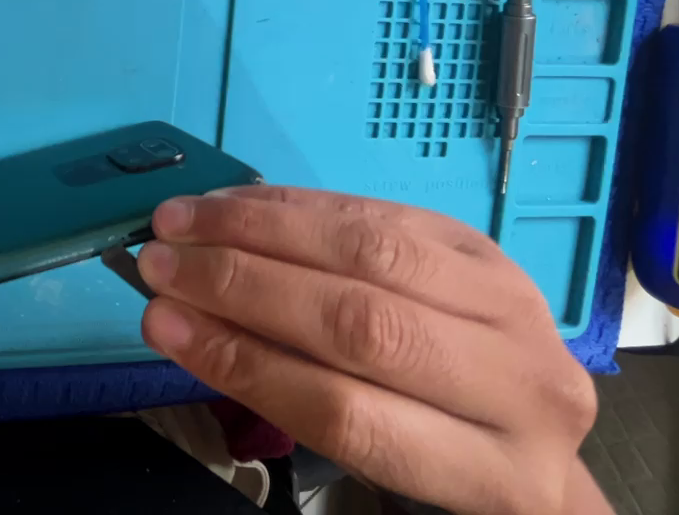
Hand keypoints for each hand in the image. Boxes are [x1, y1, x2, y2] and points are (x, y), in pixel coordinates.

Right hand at [137, 186, 607, 514]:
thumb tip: (170, 318)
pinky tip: (225, 203)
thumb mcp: (363, 447)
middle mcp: (521, 384)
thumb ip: (275, 382)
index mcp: (497, 474)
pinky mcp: (478, 241)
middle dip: (238, 284)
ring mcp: (509, 299)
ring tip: (179, 220)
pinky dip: (283, 203)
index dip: (243, 364)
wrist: (516, 408)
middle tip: (157, 262)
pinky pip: (365, 208)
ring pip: (365, 250)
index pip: (349, 416)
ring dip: (253, 228)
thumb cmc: (425, 440)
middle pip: (360, 323)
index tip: (159, 323)